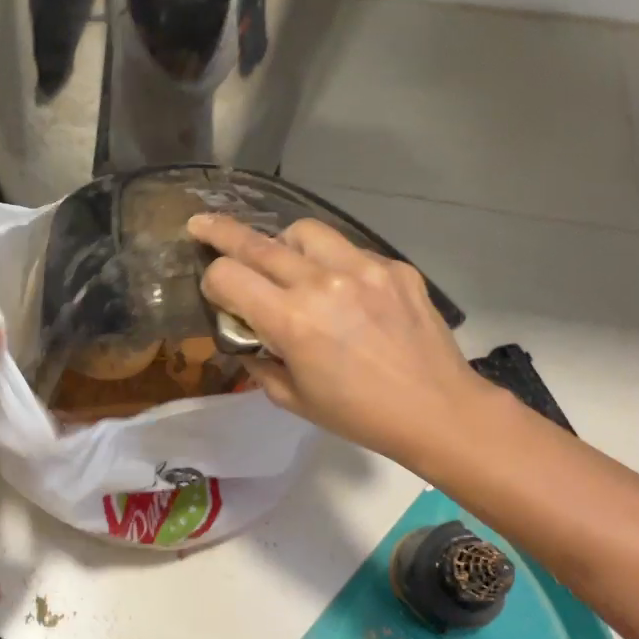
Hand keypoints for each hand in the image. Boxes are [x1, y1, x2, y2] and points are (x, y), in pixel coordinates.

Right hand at [187, 214, 498, 460]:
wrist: (436, 409)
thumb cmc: (357, 414)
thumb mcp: (291, 397)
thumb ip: (259, 361)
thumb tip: (247, 338)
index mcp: (290, 319)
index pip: (227, 276)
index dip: (212, 282)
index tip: (216, 294)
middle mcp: (321, 282)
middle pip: (256, 242)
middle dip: (220, 232)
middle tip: (201, 224)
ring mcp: (362, 268)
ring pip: (304, 231)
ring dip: (283, 243)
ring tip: (286, 263)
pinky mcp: (393, 267)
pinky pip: (348, 249)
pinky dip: (331, 262)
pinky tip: (341, 291)